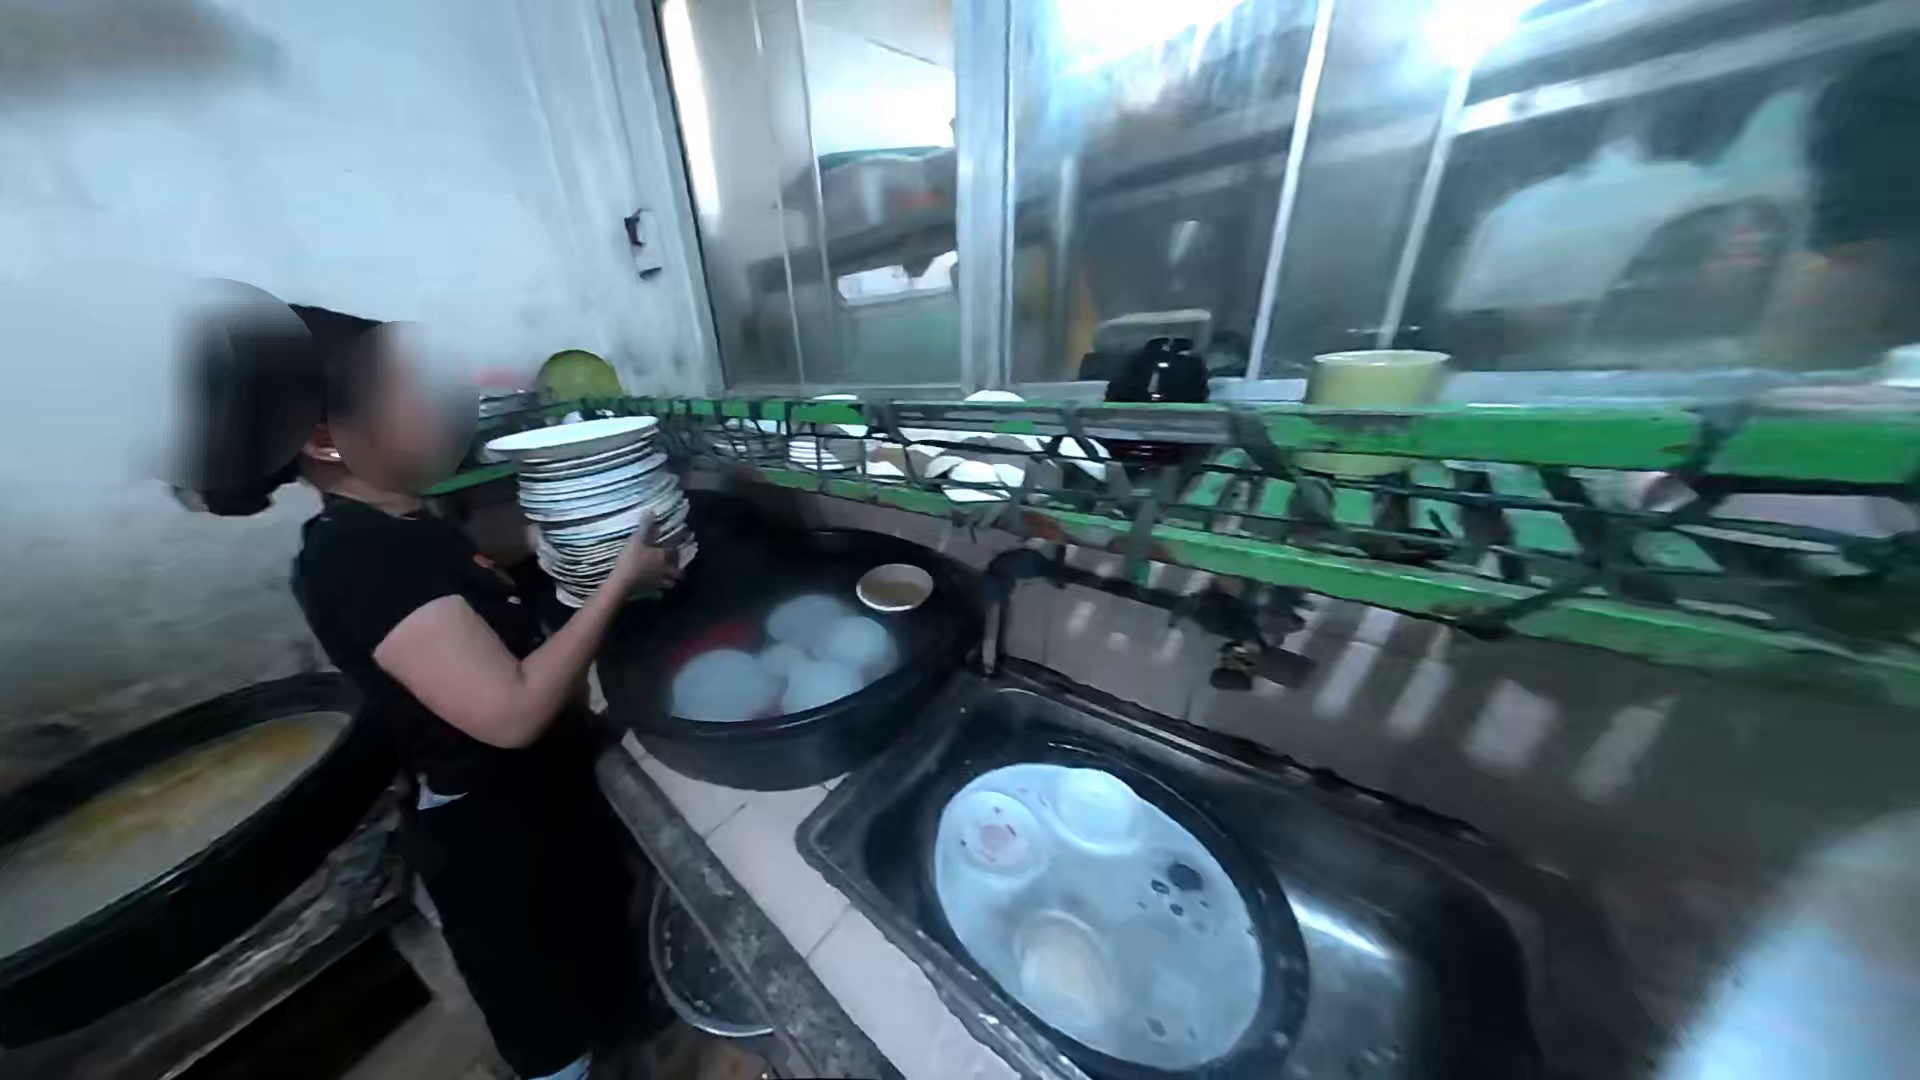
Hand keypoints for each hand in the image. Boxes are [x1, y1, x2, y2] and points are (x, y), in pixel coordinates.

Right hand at [604, 513, 681, 595]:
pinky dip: (658, 593)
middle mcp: (664, 570)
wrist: (622, 582)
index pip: (674, 552)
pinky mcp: (650, 592)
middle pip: (678, 572)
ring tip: (669, 580)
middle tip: (677, 567)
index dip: (676, 549)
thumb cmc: (631, 559)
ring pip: (670, 583)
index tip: (678, 548)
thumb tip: (652, 511)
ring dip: (671, 581)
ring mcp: (658, 582)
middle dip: (678, 569)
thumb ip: (645, 527)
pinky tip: (657, 594)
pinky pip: (658, 594)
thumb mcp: (636, 540)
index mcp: (663, 556)